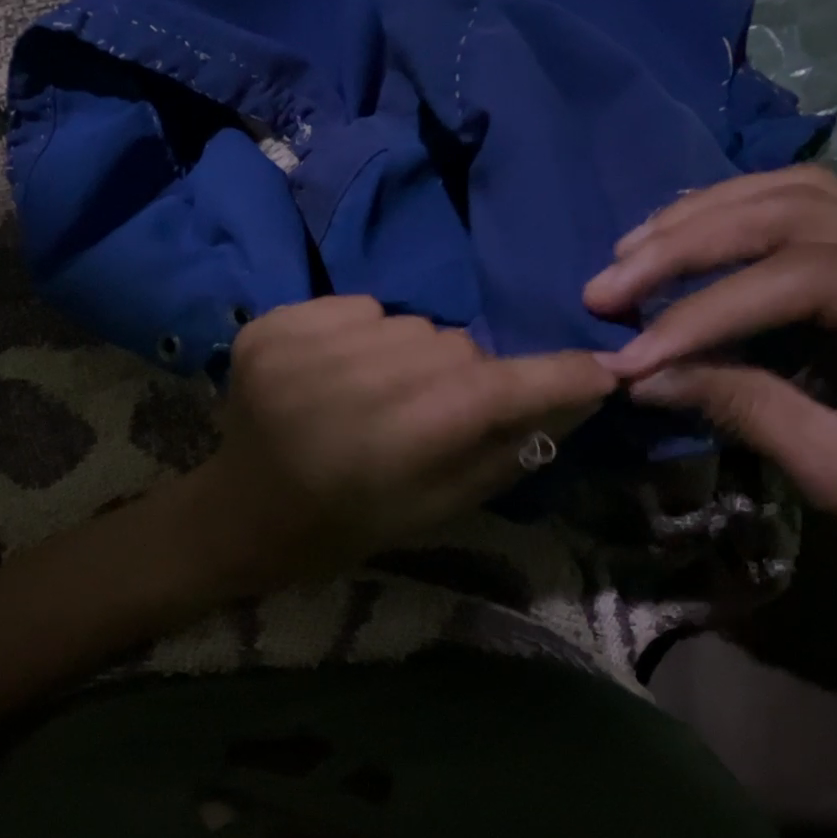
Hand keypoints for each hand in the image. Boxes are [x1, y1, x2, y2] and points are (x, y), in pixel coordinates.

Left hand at [196, 295, 615, 585]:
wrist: (240, 515)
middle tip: (436, 415)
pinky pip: (354, 309)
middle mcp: (356, 379)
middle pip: (456, 348)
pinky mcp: (271, 324)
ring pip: (407, 324)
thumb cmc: (342, 528)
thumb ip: (502, 453)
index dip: (557, 376)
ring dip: (412, 355)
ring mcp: (304, 345)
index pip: (501, 386)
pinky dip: (361, 337)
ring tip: (378, 395)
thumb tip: (571, 402)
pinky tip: (336, 376)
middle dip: (464, 378)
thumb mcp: (431, 511)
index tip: (596, 372)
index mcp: (397, 440)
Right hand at [584, 166, 836, 612]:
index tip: (633, 355)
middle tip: (607, 288)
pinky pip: (803, 225)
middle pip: (802, 212)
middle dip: (692, 246)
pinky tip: (675, 242)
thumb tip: (640, 373)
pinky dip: (730, 228)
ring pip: (800, 200)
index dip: (709, 310)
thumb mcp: (834, 475)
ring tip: (629, 255)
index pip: (813, 276)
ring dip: (705, 221)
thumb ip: (743, 408)